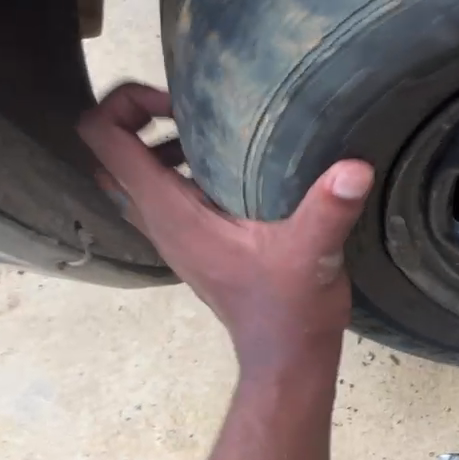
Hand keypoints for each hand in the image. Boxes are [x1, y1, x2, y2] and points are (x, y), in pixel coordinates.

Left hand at [78, 83, 373, 374]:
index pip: (102, 136)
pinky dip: (184, 181)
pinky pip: (165, 201)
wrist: (287, 356)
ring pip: (134, 179)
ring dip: (162, 153)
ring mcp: (173, 239)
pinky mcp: (194, 251)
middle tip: (195, 119)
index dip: (127, 103)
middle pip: (109, 154)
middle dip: (141, 124)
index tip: (180, 105)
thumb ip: (329, 208)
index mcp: (169, 211)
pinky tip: (234, 185)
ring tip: (215, 145)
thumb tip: (356, 167)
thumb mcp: (312, 253)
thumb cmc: (291, 307)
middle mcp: (158, 221)